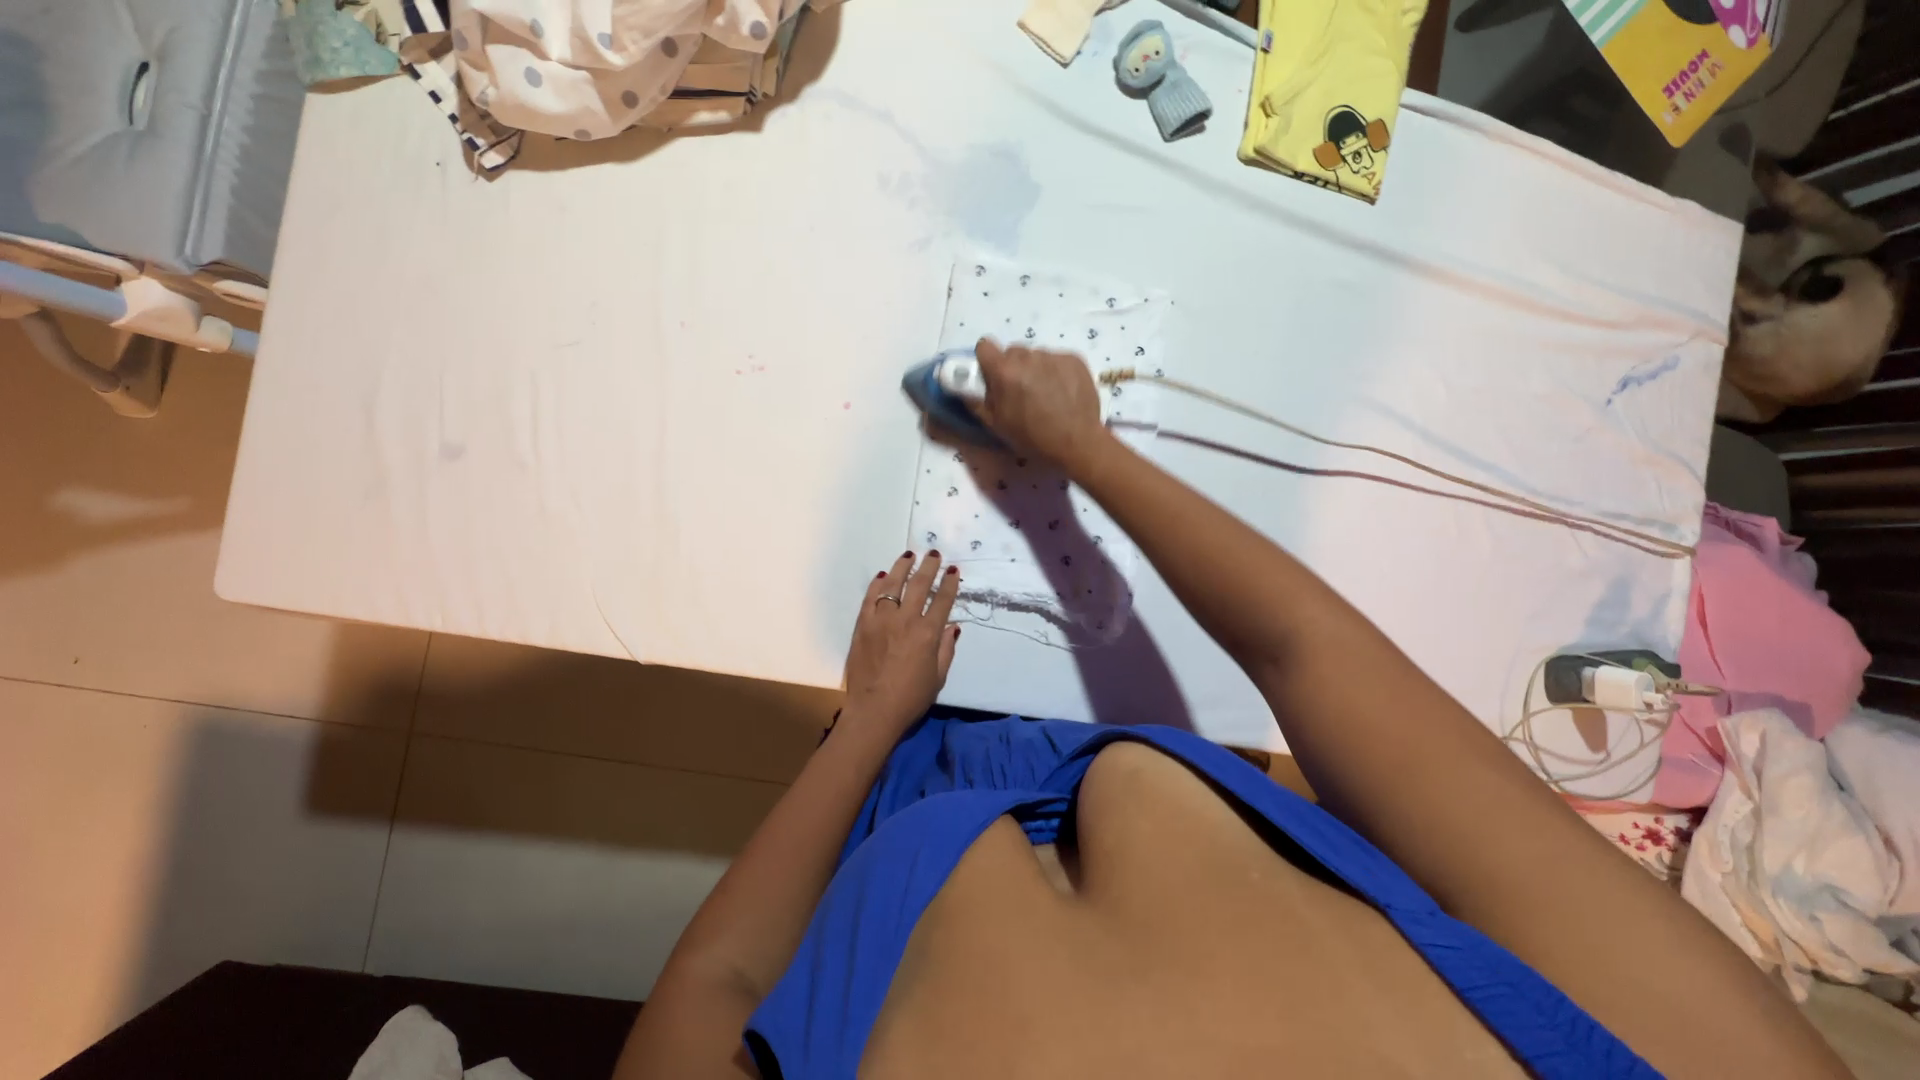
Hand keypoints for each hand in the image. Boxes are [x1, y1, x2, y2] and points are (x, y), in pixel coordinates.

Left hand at [839, 550, 961, 738]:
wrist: (874, 710)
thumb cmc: (911, 698)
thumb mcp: (938, 677)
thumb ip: (946, 649)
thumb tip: (952, 627)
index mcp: (928, 633)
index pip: (943, 600)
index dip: (950, 583)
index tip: (953, 571)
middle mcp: (906, 620)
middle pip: (919, 585)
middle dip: (928, 567)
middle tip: (933, 554)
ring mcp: (881, 620)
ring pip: (893, 585)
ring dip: (902, 567)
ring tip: (909, 555)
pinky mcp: (862, 625)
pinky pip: (870, 598)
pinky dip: (877, 584)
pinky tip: (882, 576)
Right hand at [974, 338, 1110, 471]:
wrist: (1078, 443)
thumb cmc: (1033, 438)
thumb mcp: (996, 425)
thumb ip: (976, 400)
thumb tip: (963, 385)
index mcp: (1004, 371)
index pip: (985, 345)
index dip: (986, 359)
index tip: (992, 374)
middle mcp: (1028, 356)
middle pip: (1013, 352)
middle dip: (1013, 367)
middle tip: (1020, 391)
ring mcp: (1053, 355)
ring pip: (1036, 355)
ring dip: (1036, 369)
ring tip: (1046, 394)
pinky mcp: (1074, 359)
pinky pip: (1057, 359)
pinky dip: (1057, 371)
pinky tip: (1063, 392)